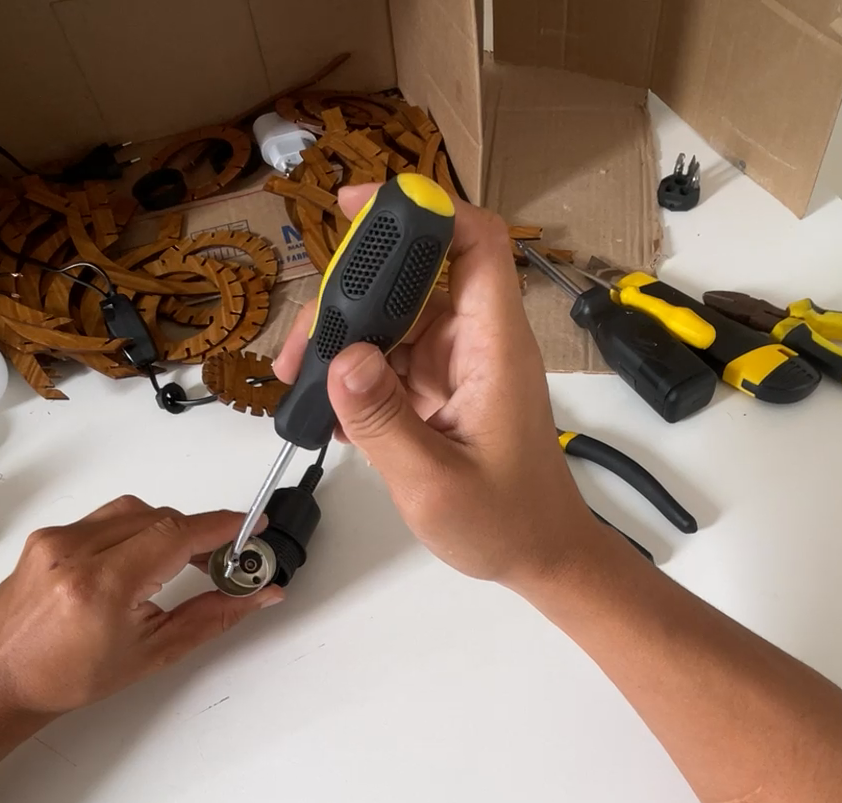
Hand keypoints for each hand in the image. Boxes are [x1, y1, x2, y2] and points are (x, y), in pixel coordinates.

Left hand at [0, 498, 280, 736]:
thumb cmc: (67, 677)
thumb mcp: (153, 653)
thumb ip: (213, 616)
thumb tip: (260, 595)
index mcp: (102, 584)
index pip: (177, 533)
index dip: (223, 525)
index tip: (254, 525)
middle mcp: (74, 550)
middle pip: (161, 517)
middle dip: (201, 533)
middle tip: (225, 560)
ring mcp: (56, 538)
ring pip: (136, 511)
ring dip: (170, 528)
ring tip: (186, 560)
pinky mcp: (48, 535)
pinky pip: (108, 517)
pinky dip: (139, 530)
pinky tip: (145, 560)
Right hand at [273, 184, 603, 587]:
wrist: (541, 556)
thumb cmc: (507, 523)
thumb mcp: (435, 482)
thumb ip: (385, 422)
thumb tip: (341, 359)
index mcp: (493, 347)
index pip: (474, 243)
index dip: (422, 209)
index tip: (355, 207)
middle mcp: (476, 345)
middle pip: (412, 281)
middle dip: (350, 299)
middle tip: (300, 349)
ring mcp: (458, 369)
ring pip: (393, 325)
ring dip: (345, 346)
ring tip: (302, 386)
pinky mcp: (443, 394)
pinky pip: (393, 367)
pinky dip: (360, 382)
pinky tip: (334, 416)